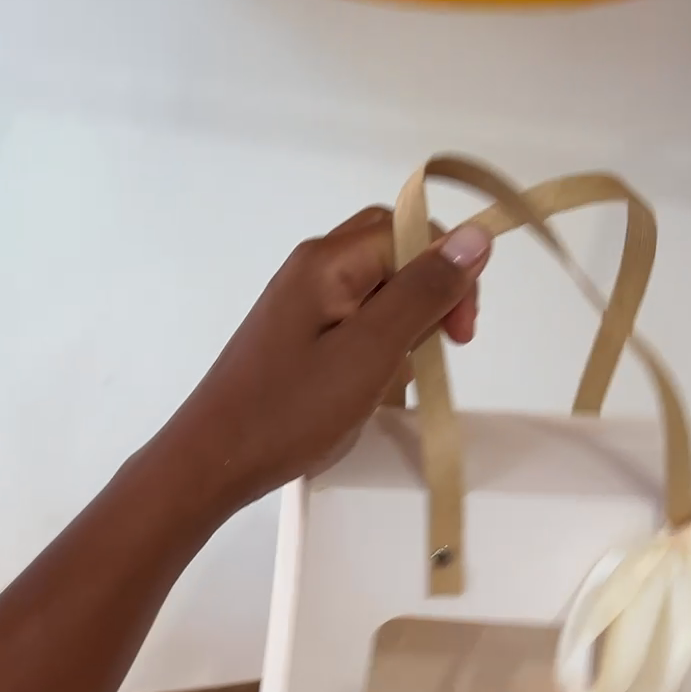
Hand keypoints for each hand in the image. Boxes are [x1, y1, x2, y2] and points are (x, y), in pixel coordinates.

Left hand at [159, 206, 490, 509]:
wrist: (214, 460)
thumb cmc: (290, 410)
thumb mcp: (370, 351)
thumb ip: (423, 291)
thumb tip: (477, 235)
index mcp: (327, 261)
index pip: (413, 231)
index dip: (450, 273)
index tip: (461, 336)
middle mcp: (311, 269)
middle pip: (393, 254)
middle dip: (427, 298)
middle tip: (437, 350)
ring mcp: (299, 304)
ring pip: (375, 292)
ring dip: (401, 329)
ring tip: (391, 380)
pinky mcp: (294, 337)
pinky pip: (351, 324)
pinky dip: (374, 350)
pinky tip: (367, 388)